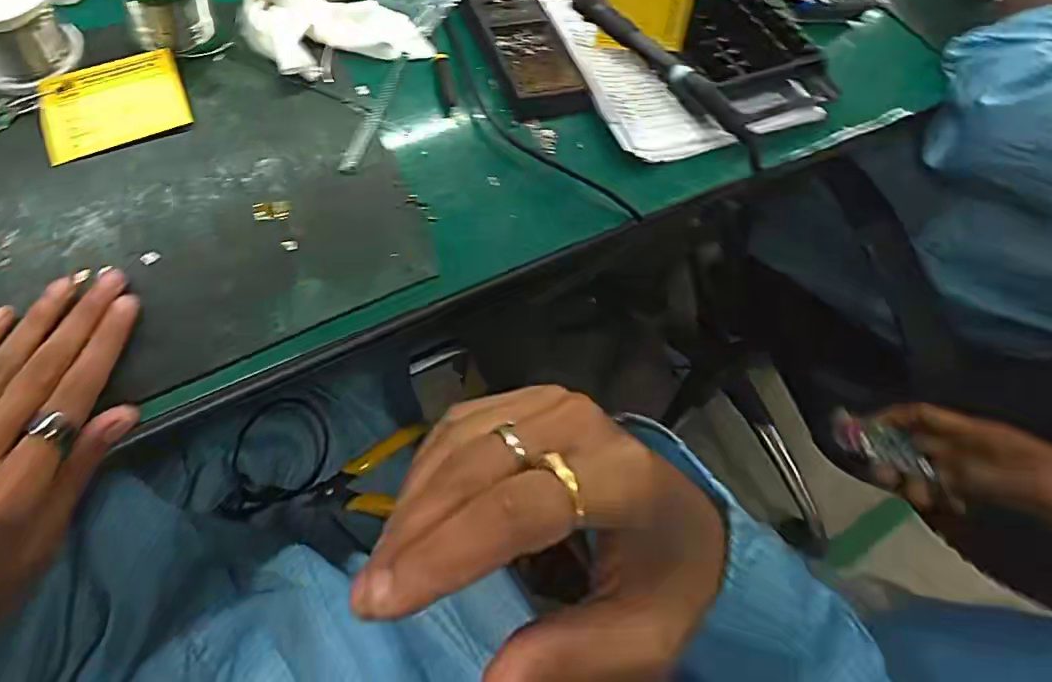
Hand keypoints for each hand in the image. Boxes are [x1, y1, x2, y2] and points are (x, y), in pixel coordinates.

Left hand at [0, 270, 141, 681]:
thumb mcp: (38, 554)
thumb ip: (78, 475)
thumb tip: (125, 412)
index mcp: (16, 493)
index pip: (71, 399)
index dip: (103, 346)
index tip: (126, 305)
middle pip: (36, 373)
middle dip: (79, 318)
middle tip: (106, 277)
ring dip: (35, 320)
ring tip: (66, 283)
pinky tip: (2, 316)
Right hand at [354, 387, 727, 681]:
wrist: (682, 506)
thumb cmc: (668, 573)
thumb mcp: (644, 636)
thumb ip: (571, 656)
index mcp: (618, 476)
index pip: (516, 509)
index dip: (446, 554)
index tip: (386, 601)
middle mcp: (575, 421)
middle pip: (475, 470)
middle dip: (414, 532)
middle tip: (369, 591)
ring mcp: (545, 400)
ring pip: (457, 443)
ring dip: (411, 502)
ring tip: (382, 561)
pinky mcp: (523, 397)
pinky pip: (457, 425)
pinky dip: (424, 469)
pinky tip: (408, 512)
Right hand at [875, 404, 1051, 518]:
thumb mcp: (1029, 485)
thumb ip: (973, 477)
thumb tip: (926, 475)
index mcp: (983, 434)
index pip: (923, 414)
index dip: (890, 417)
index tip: (862, 433)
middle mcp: (981, 447)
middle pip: (924, 441)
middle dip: (897, 453)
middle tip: (882, 478)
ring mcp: (993, 471)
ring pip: (938, 467)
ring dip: (920, 478)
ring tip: (914, 499)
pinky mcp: (1007, 495)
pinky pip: (960, 488)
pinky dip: (945, 495)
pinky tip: (946, 509)